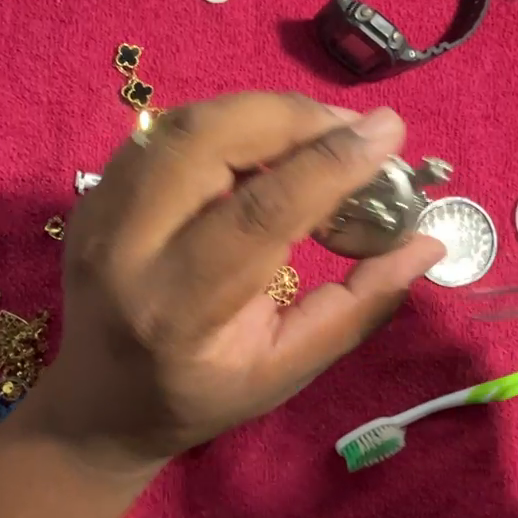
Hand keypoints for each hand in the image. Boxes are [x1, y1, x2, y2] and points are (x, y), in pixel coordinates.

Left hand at [26, 93, 446, 475]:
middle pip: (206, 141)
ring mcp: (97, 214)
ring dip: (258, 113)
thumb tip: (427, 243)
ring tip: (314, 132)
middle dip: (290, 117)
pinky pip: (163, 134)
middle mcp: (124, 249)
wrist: (99, 403)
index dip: (328, 165)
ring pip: (181, 123)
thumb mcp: (285, 370)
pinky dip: (222, 124)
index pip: (259, 214)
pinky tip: (260, 144)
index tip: (387, 133)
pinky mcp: (91, 195)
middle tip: (348, 129)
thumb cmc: (199, 396)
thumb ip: (358, 306)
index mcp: (177, 309)